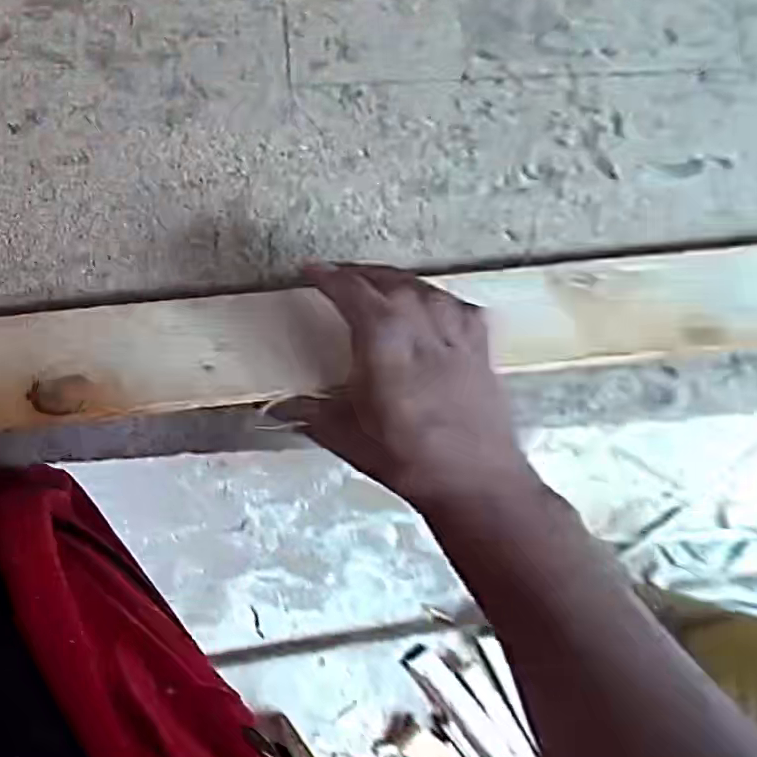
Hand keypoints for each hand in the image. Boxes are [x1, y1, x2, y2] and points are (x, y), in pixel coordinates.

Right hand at [277, 263, 543, 510]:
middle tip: (335, 272)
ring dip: (397, 279)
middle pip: (393, 284)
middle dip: (360, 273)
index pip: (355, 295)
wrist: (478, 485)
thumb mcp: (340, 434)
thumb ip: (307, 411)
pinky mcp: (482, 355)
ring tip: (376, 280)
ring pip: (428, 291)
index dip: (329, 278)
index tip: (309, 270)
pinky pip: (459, 309)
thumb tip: (274, 407)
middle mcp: (424, 335)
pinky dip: (436, 297)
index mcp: (386, 347)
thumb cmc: (403, 457)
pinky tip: (429, 303)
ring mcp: (459, 343)